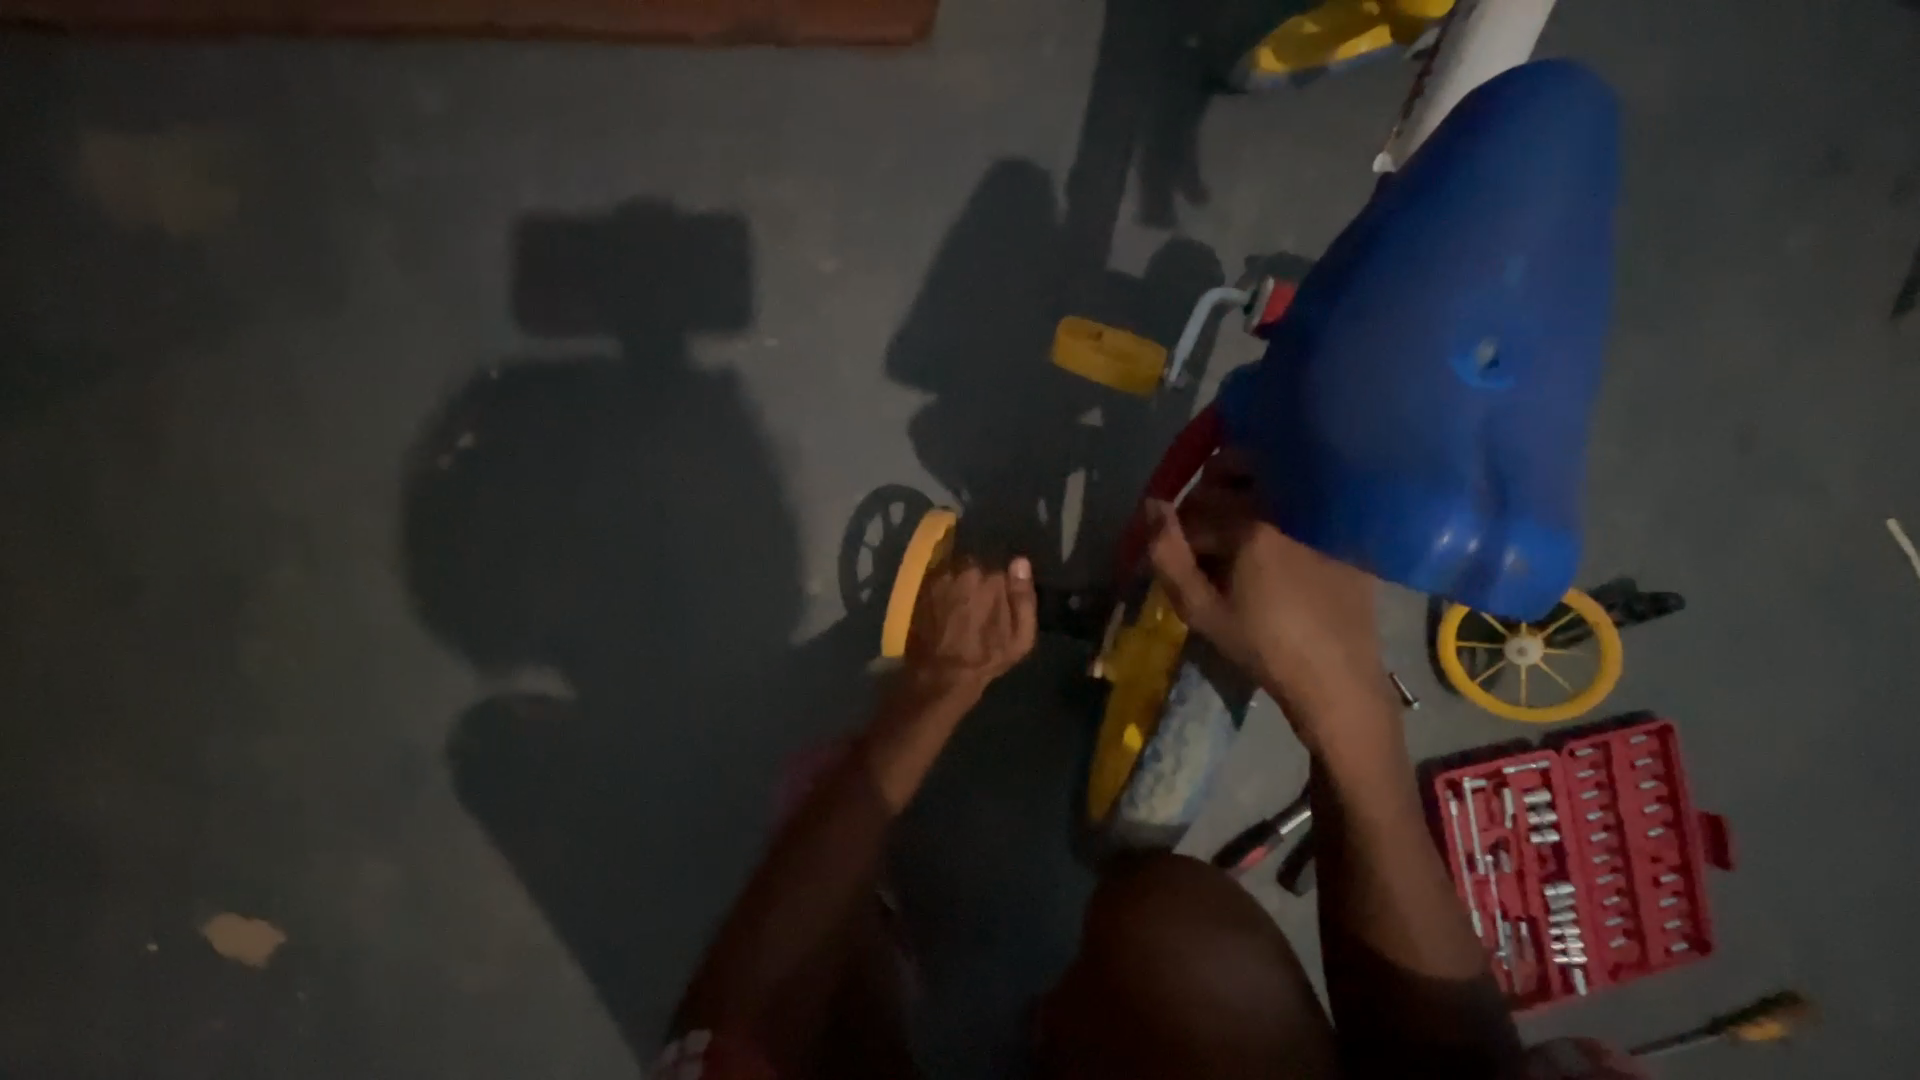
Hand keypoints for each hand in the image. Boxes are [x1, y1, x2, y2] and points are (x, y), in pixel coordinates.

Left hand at [899, 556, 1038, 702]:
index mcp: (993, 579)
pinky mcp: (922, 585)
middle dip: (979, 584)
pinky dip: (942, 590)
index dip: (1001, 590)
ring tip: (958, 609)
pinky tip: (943, 608)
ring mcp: (941, 575)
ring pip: (956, 571)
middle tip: (977, 608)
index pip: (1001, 571)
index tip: (998, 606)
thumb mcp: (1021, 637)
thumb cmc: (986, 658)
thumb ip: (1024, 597)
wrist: (940, 674)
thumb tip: (1021, 562)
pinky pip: (939, 579)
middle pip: (977, 568)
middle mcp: (966, 569)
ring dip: (959, 584)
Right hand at [1145, 456, 1388, 741]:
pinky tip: (1277, 551)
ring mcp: (1324, 516)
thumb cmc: (1262, 648)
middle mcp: (1290, 507)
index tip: (1179, 558)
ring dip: (1245, 496)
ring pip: (1272, 483)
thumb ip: (1167, 555)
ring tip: (1237, 538)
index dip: (1179, 530)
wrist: (1337, 679)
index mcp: (1251, 524)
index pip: (1199, 507)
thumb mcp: (1200, 610)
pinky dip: (1282, 512)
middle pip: (1237, 475)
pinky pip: (1305, 503)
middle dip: (1211, 496)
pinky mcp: (1347, 532)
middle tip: (1205, 535)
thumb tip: (1152, 505)